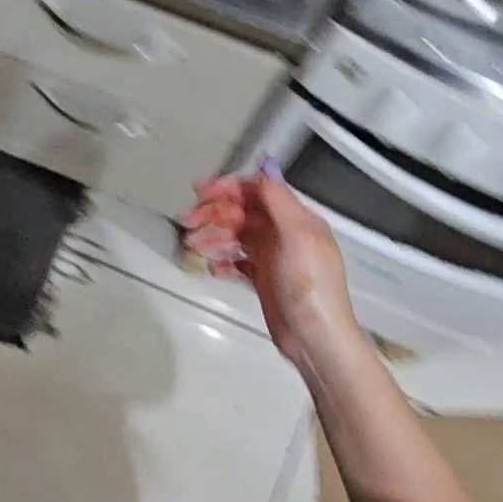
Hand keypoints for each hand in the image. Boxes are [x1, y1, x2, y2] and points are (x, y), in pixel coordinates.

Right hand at [184, 165, 360, 367]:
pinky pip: (237, 261)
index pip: (258, 191)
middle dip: (214, 211)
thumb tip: (264, 165)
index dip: (229, 188)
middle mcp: (284, 232)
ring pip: (236, 235)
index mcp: (297, 218)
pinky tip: (213, 267)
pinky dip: (222, 260)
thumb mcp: (298, 234)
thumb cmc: (309, 283)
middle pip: (243, 212)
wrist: (314, 335)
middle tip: (188, 220)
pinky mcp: (262, 279)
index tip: (201, 191)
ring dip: (213, 235)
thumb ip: (278, 199)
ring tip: (192, 244)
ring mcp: (272, 256)